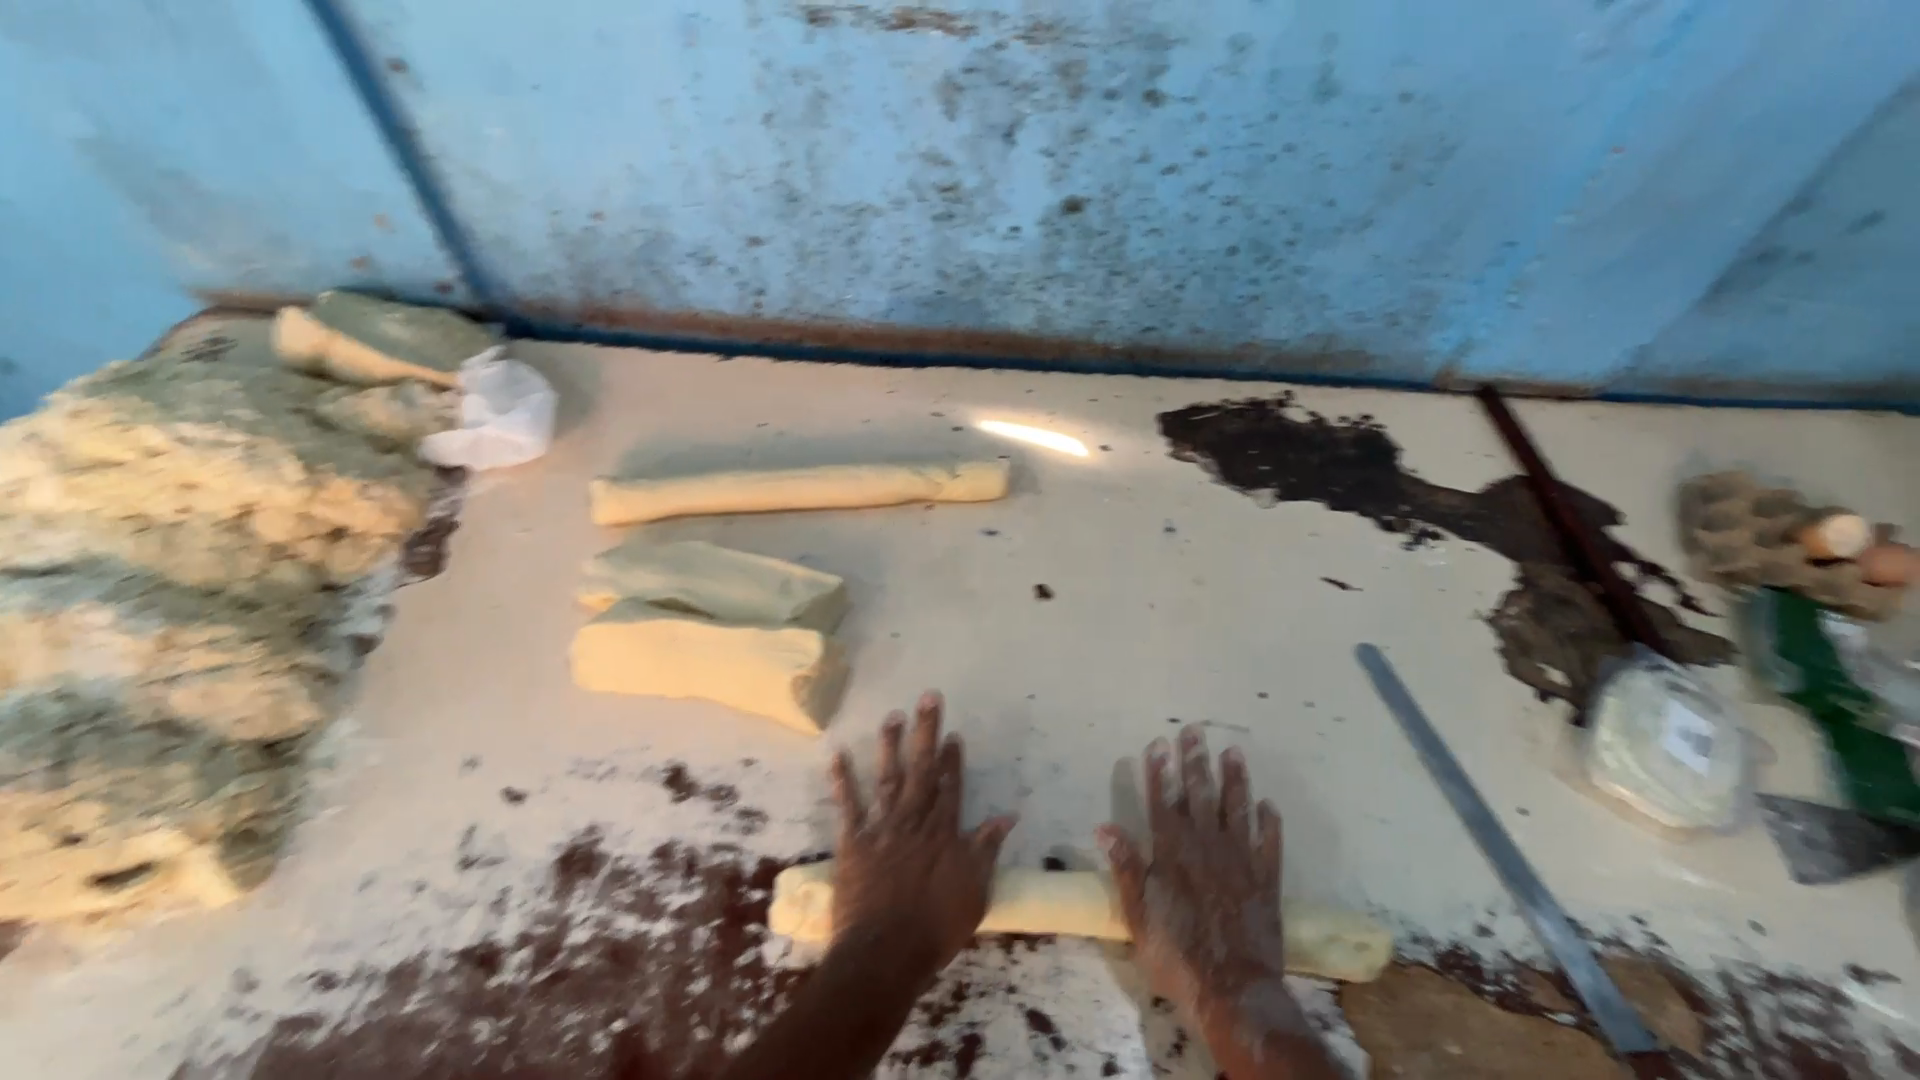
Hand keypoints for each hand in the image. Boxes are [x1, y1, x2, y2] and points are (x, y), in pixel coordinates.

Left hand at [828, 691, 1017, 973]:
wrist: (885, 953)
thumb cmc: (936, 928)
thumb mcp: (976, 892)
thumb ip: (986, 850)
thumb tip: (1007, 817)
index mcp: (944, 833)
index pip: (951, 787)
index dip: (954, 760)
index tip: (954, 733)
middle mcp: (914, 821)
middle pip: (923, 770)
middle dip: (926, 732)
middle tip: (928, 698)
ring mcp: (882, 829)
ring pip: (888, 778)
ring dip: (890, 746)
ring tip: (892, 716)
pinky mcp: (853, 843)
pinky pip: (847, 806)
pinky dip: (842, 780)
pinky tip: (837, 754)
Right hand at [1097, 725, 1286, 1019]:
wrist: (1234, 989)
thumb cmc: (1177, 954)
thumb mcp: (1138, 915)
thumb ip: (1127, 868)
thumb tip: (1106, 827)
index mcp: (1173, 854)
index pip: (1164, 802)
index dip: (1160, 772)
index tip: (1159, 743)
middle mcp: (1207, 847)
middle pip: (1200, 796)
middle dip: (1195, 762)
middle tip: (1195, 731)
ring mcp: (1240, 862)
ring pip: (1237, 810)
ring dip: (1234, 780)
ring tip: (1233, 752)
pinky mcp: (1266, 881)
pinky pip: (1269, 844)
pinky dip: (1269, 823)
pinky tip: (1268, 805)